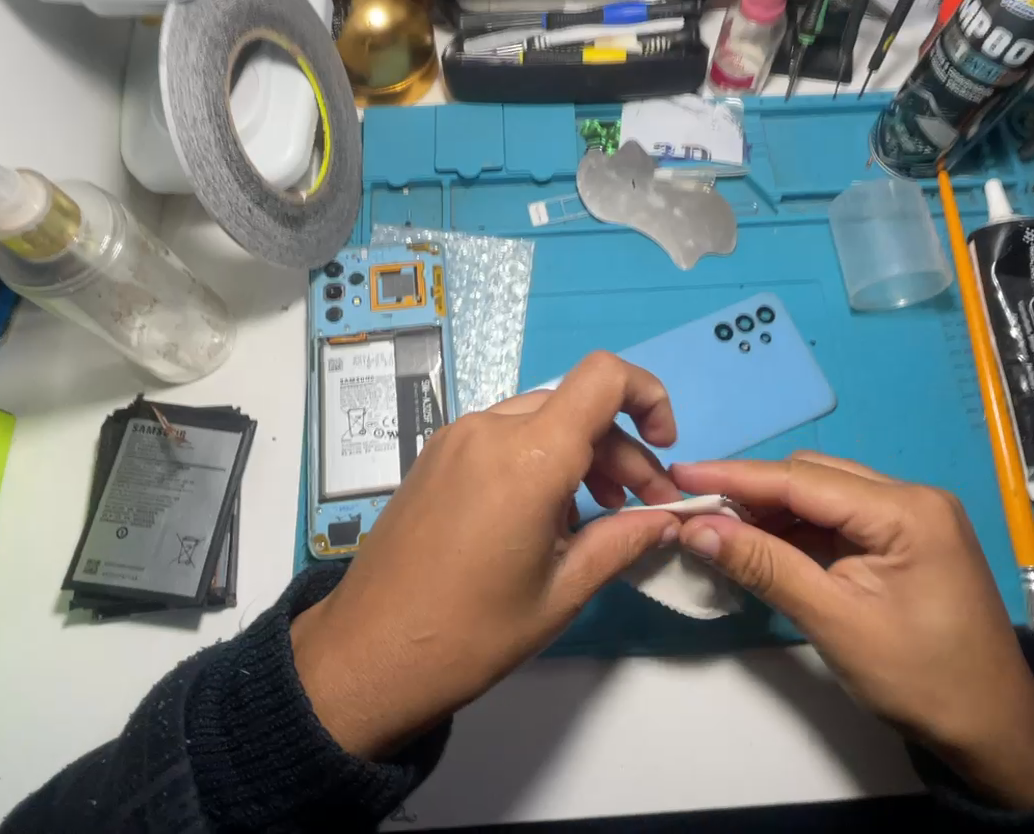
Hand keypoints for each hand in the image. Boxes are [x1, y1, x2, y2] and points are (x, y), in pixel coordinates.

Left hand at [291, 352, 685, 758]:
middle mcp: (490, 428)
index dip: (648, 395)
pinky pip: (503, 436)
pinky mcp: (436, 455)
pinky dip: (539, 457)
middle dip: (621, 450)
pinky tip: (546, 513)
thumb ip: (623, 542)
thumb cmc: (470, 633)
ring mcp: (456, 438)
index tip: (663, 446)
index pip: (604, 377)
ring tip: (600, 513)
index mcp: (528, 455)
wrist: (365, 656)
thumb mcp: (561, 593)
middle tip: (645, 508)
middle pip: (577, 406)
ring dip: (581, 455)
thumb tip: (668, 520)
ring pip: (541, 420)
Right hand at [671, 453, 1033, 809]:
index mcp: (906, 510)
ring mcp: (909, 517)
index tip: (679, 476)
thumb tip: (698, 528)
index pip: (801, 479)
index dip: (734, 477)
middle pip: (811, 477)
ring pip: (820, 494)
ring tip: (717, 527)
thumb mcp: (835, 622)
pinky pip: (836, 520)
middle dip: (750, 491)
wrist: (996, 735)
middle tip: (693, 509)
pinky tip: (760, 543)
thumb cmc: (921, 681)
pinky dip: (794, 530)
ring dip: (770, 510)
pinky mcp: (901, 539)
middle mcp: (910, 497)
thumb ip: (765, 566)